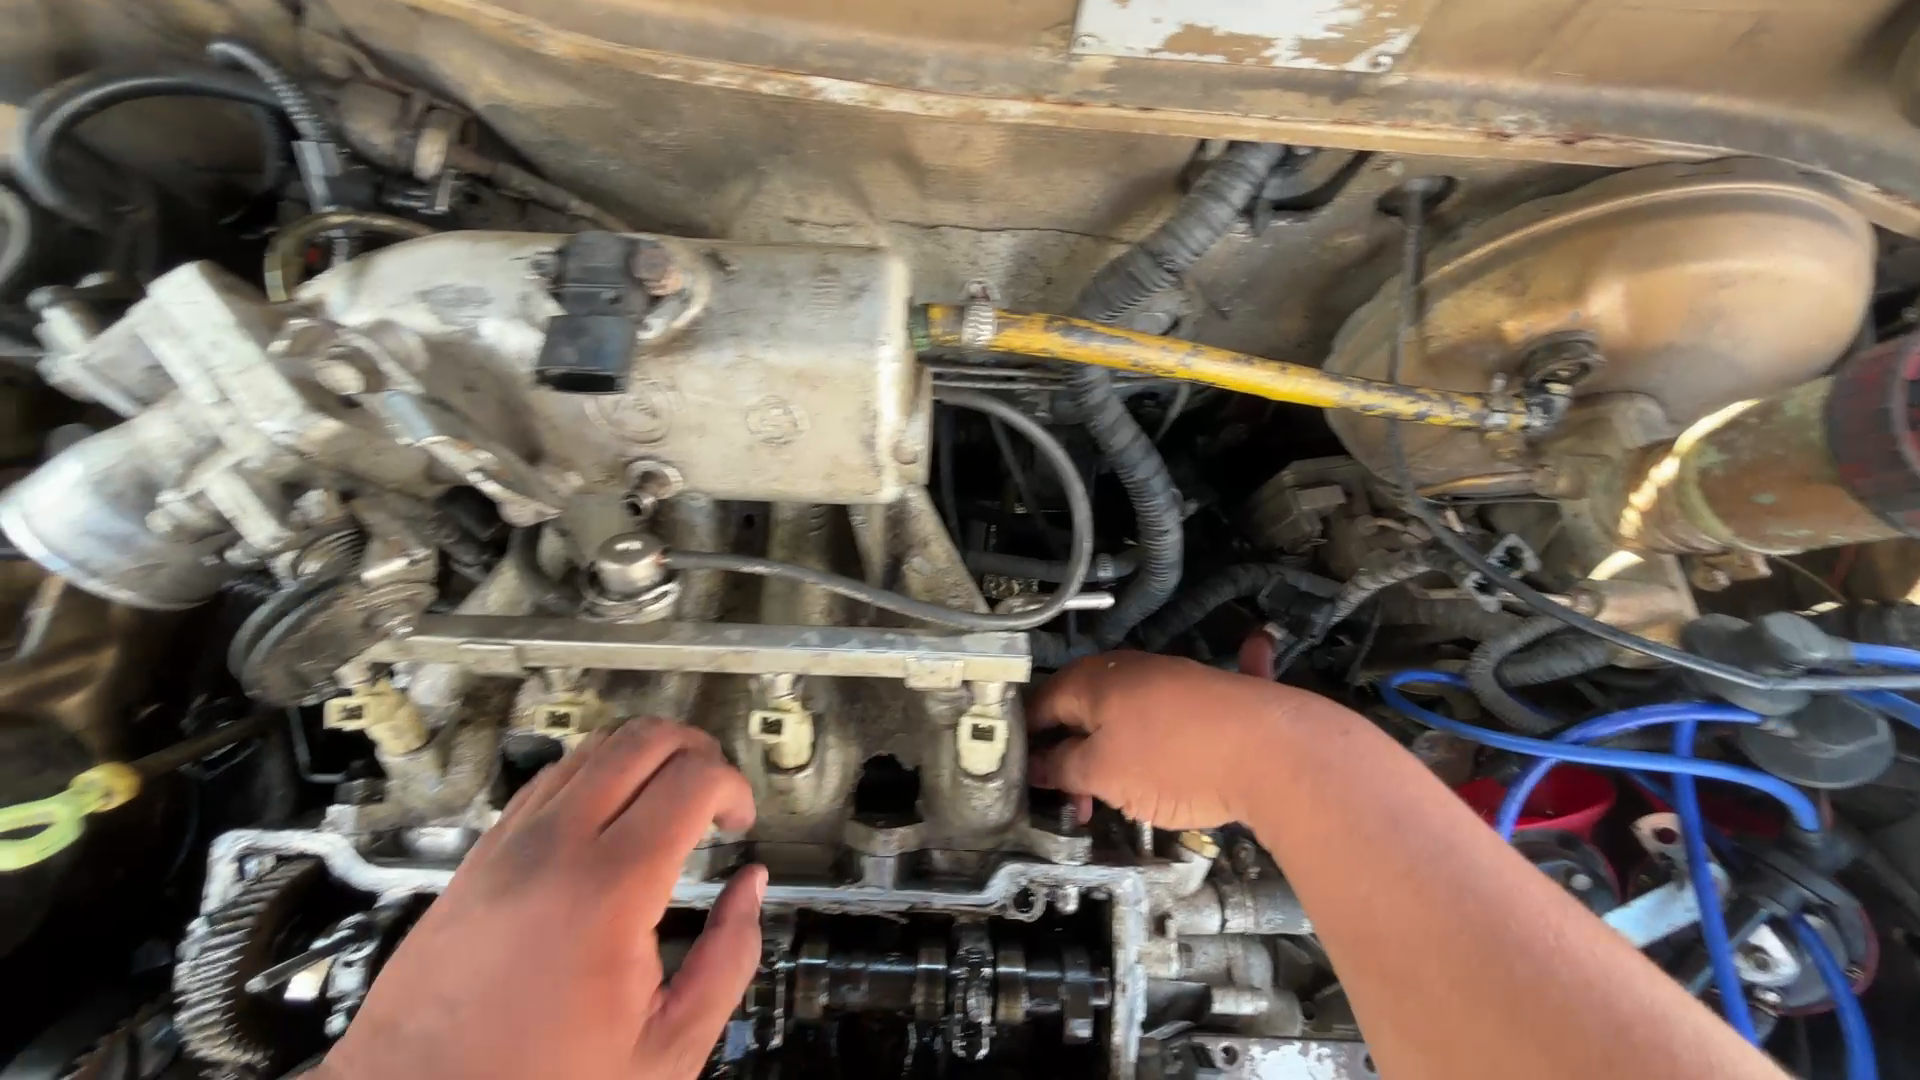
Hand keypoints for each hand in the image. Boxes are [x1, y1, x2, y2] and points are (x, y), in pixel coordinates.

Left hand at [316, 721, 764, 1079]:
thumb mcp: (665, 1051)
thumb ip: (728, 959)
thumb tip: (751, 883)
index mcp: (609, 888)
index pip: (692, 778)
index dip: (735, 787)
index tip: (741, 825)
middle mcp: (557, 844)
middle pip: (645, 739)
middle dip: (699, 752)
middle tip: (716, 798)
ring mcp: (510, 841)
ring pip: (597, 746)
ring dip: (649, 757)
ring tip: (670, 803)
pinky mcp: (480, 852)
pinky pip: (552, 777)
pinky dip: (599, 773)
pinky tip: (612, 818)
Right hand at [1029, 651, 1336, 827]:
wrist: (1273, 752)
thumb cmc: (1174, 760)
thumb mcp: (1103, 772)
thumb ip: (1062, 767)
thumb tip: (1037, 766)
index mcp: (1093, 680)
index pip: (1039, 705)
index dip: (1025, 742)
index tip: (1021, 777)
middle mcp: (1131, 670)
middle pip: (1083, 710)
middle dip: (1070, 754)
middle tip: (1072, 800)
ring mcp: (1175, 680)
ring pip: (1126, 716)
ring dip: (1113, 750)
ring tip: (1119, 795)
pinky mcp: (1214, 699)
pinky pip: (1183, 707)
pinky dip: (1181, 714)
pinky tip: (1229, 667)